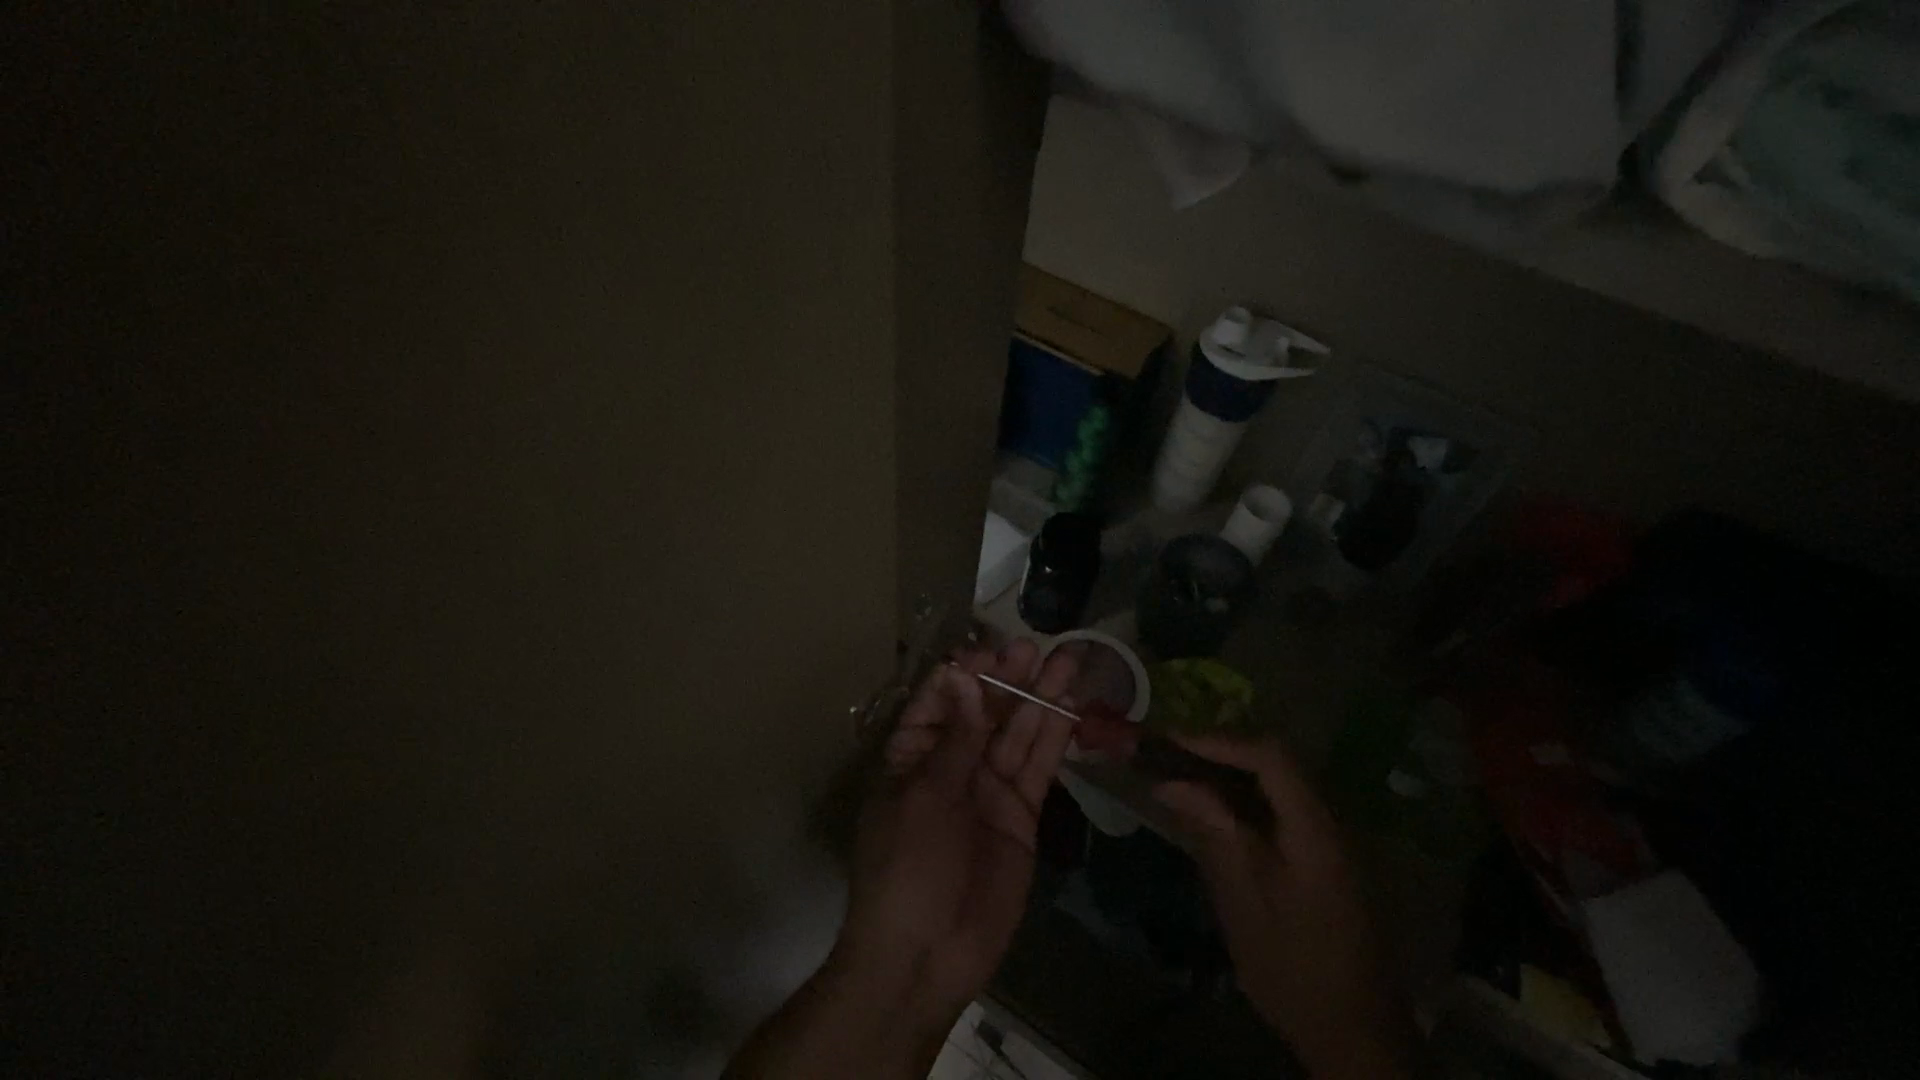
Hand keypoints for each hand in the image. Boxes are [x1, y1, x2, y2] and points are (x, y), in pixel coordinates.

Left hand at [836, 641, 1077, 1024]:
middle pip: (984, 713)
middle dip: (1009, 680)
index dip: (964, 677)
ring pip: (1017, 734)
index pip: (940, 703)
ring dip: (1039, 699)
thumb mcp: (924, 797)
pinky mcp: (1021, 815)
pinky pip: (1038, 768)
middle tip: (1035, 647)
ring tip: (1066, 661)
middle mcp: (952, 766)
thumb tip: (967, 680)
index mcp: (912, 757)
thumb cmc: (907, 868)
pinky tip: (1071, 706)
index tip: (990, 652)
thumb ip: (956, 740)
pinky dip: (1055, 738)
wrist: (927, 954)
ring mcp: (989, 790)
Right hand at [1154, 736, 1416, 1079]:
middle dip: (1219, 750)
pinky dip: (1243, 798)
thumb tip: (1172, 782)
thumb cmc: (1294, 969)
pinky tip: (1212, 809)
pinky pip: (1280, 806)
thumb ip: (1214, 833)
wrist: (1354, 1032)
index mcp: (1315, 829)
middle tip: (1167, 752)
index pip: (1269, 756)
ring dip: (1229, 771)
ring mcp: (1331, 839)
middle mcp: (1330, 821)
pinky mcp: (1324, 857)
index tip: (1168, 741)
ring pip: (1277, 782)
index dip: (1217, 741)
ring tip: (1179, 772)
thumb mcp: (1244, 901)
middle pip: (1276, 762)